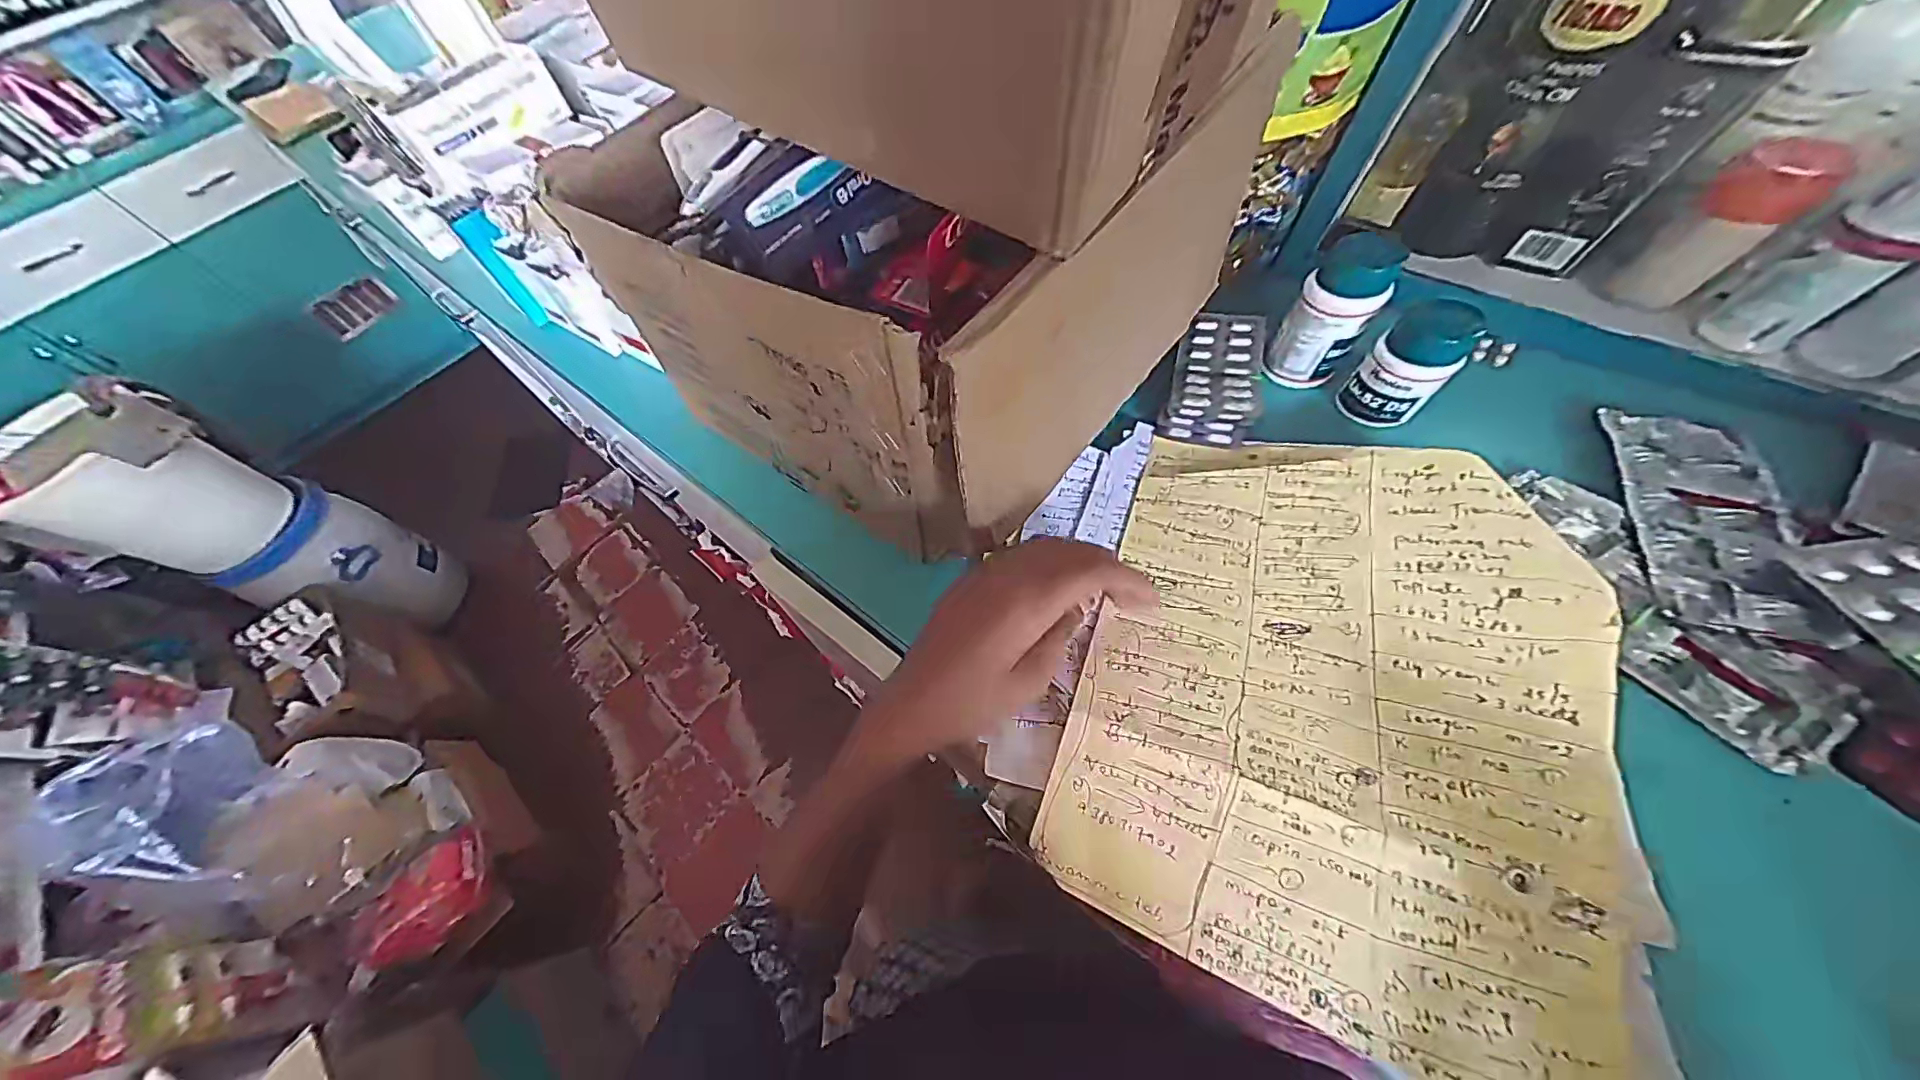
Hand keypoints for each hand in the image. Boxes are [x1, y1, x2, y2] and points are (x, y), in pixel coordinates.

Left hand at [854, 538, 1156, 765]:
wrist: (911, 704)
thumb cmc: (971, 705)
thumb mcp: (1029, 682)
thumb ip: (1060, 636)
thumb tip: (1079, 606)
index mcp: (1026, 601)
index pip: (1089, 570)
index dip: (1127, 579)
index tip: (1151, 600)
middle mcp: (1007, 574)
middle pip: (1070, 550)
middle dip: (1108, 565)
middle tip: (1132, 593)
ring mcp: (985, 573)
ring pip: (1045, 548)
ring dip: (1079, 559)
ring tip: (1103, 587)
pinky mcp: (972, 581)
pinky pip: (1022, 557)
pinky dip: (1051, 563)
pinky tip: (1059, 586)